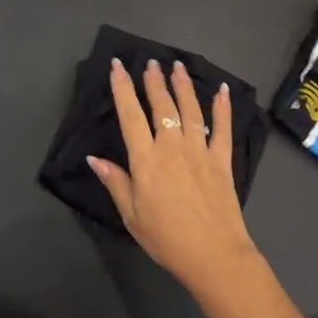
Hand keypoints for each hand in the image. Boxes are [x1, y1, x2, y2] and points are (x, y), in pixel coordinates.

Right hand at [88, 59, 261, 289]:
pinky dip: (222, 108)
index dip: (122, 88)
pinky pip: (223, 128)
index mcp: (146, 161)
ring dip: (183, 86)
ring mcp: (200, 152)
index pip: (130, 116)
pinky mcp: (222, 161)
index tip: (117, 67)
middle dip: (154, 81)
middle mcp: (172, 148)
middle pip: (162, 106)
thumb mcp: (131, 215)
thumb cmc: (166, 239)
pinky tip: (222, 90)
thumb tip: (94, 159)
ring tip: (178, 67)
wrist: (213, 254)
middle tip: (151, 62)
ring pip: (191, 110)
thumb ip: (115, 182)